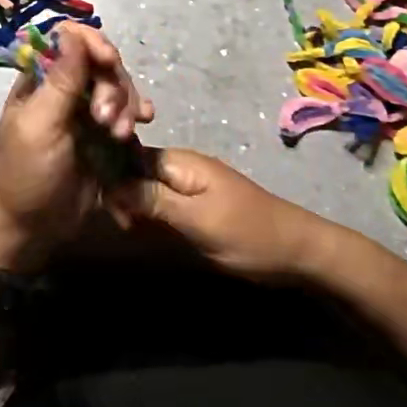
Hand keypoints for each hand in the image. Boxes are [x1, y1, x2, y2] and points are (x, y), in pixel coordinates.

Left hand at [0, 23, 152, 273]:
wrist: (36, 228)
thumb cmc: (29, 173)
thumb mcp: (41, 125)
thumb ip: (60, 80)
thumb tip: (70, 31)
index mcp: (39, 80)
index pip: (68, 40)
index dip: (91, 43)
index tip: (108, 61)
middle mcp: (63, 88)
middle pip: (100, 62)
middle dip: (113, 85)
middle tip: (107, 122)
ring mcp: (85, 110)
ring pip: (117, 85)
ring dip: (125, 104)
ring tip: (121, 135)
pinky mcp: (103, 133)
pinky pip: (126, 110)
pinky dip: (136, 112)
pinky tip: (144, 120)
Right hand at [111, 148, 337, 284]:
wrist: (299, 251)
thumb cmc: (248, 234)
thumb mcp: (198, 220)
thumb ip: (154, 200)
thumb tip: (111, 185)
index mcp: (180, 161)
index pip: (129, 155)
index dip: (112, 177)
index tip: (107, 208)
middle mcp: (180, 166)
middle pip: (134, 171)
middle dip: (121, 195)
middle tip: (125, 227)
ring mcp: (188, 184)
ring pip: (145, 187)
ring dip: (134, 207)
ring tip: (131, 230)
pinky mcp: (195, 203)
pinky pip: (161, 201)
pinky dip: (149, 214)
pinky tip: (145, 230)